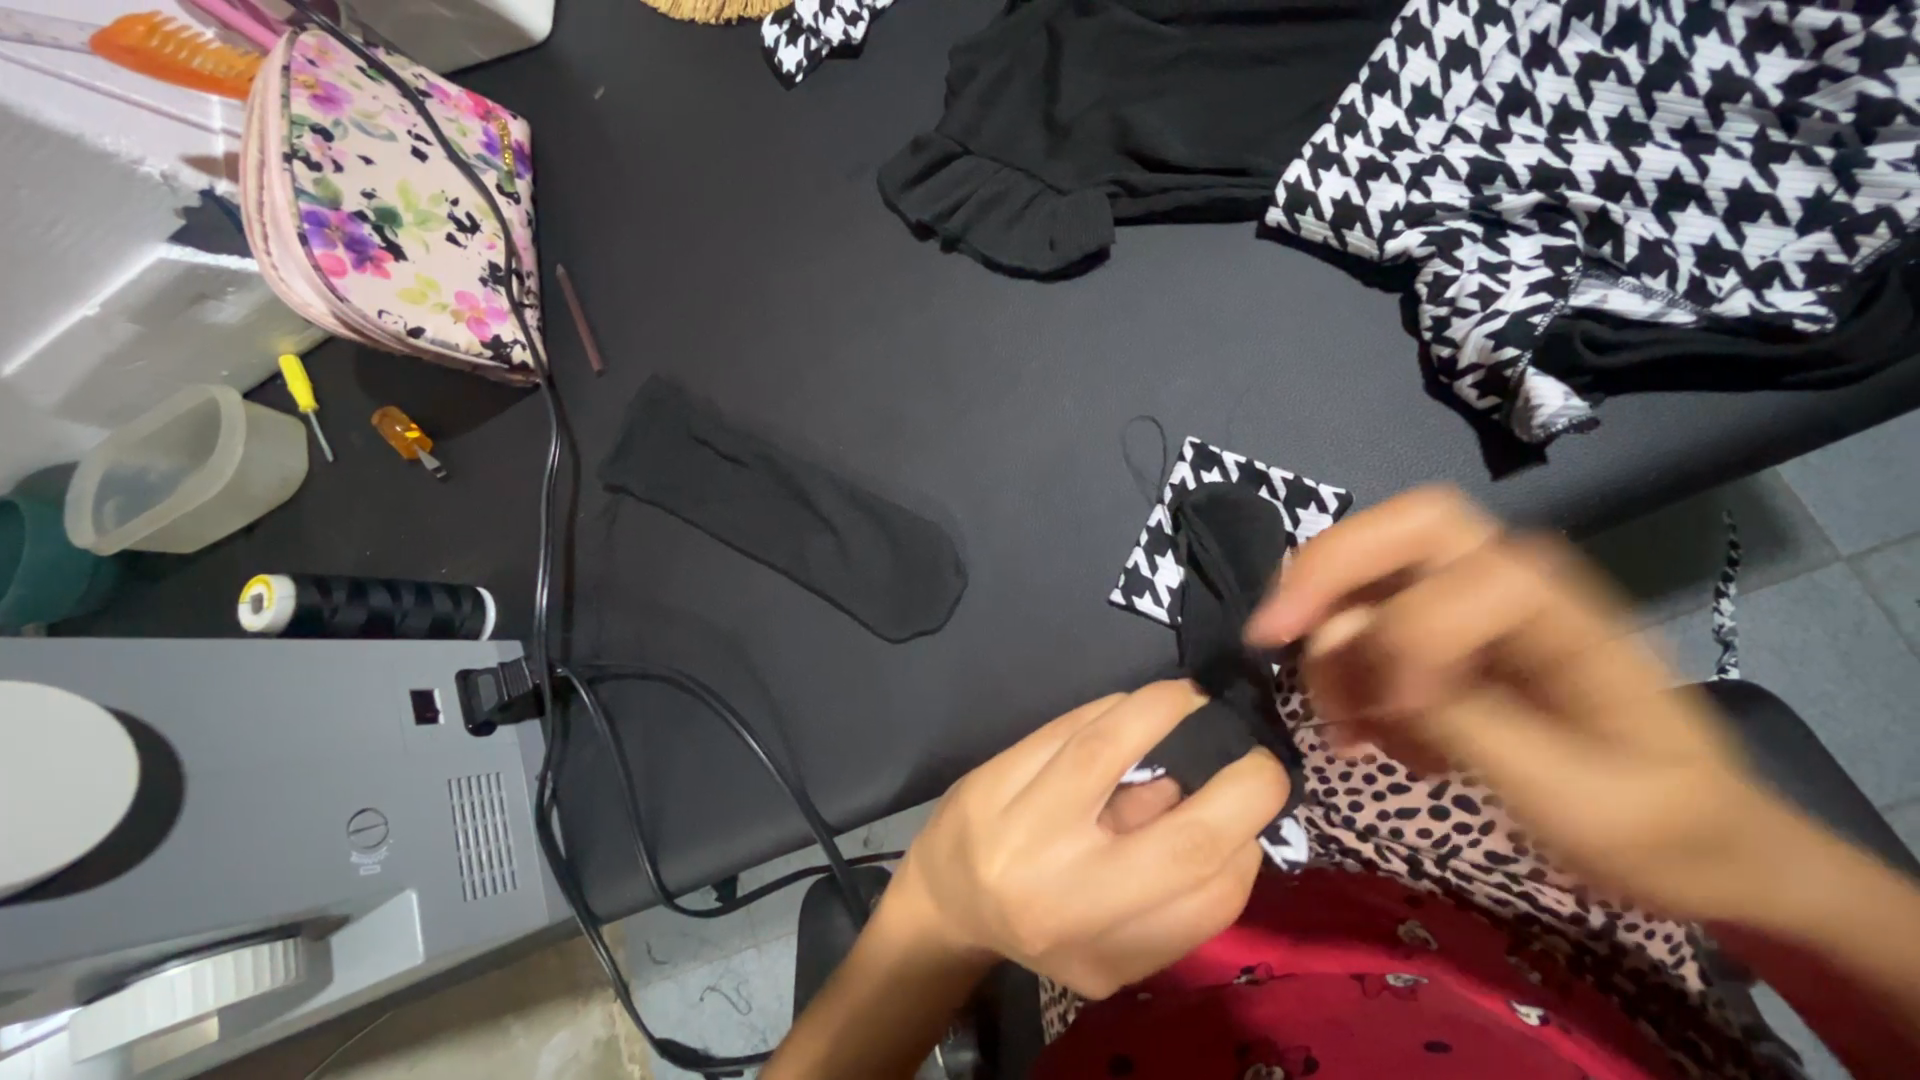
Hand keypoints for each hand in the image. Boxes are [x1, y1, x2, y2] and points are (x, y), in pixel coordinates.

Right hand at [890, 681, 1289, 998]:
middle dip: (1246, 789)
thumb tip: (1161, 720)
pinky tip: (1220, 845)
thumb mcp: (1007, 766)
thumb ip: (1079, 741)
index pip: (1102, 756)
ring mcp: (1101, 950)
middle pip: (1187, 846)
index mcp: (1021, 827)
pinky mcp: (1123, 976)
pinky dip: (1226, 875)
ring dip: (1246, 836)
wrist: (952, 914)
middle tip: (1261, 754)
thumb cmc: (975, 826)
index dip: (1159, 711)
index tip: (1192, 691)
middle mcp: (1065, 897)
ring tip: (1241, 798)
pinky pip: (1203, 924)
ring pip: (1213, 896)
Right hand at [1245, 487, 1810, 924]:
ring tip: (1354, 736)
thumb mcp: (1570, 795)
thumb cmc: (1657, 826)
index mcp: (1562, 610)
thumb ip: (1454, 710)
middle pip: (1398, 530)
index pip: (1452, 569)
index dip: (1399, 632)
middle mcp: (1511, 583)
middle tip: (1270, 638)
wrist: (1704, 845)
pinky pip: (1365, 626)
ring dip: (1333, 652)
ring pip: (1366, 581)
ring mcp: (1474, 606)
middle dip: (1323, 577)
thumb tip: (1340, 635)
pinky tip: (1375, 736)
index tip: (1392, 718)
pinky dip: (1345, 677)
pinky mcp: (1449, 637)